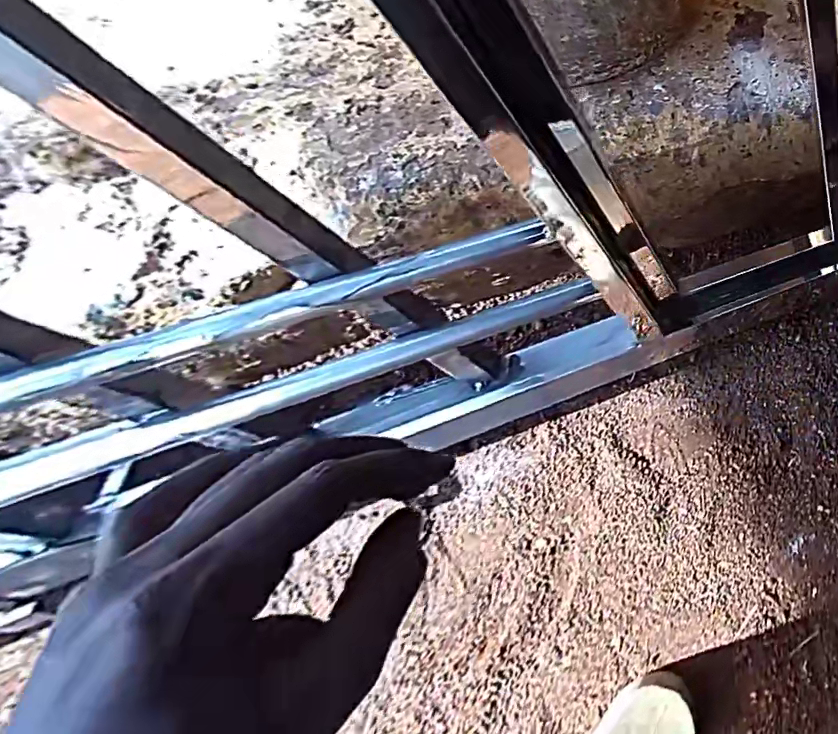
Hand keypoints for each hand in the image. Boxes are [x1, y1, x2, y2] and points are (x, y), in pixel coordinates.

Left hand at [8, 436, 452, 733]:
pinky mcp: (93, 601)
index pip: (318, 486)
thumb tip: (408, 525)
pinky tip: (257, 482)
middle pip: (272, 467)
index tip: (435, 470)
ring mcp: (103, 587)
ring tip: (351, 464)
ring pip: (212, 473)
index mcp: (193, 597)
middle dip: (359, 456)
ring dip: (296, 458)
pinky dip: (225, 478)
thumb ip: (382, 595)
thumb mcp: (324, 690)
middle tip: (411, 466)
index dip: (392, 467)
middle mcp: (137, 578)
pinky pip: (154, 508)